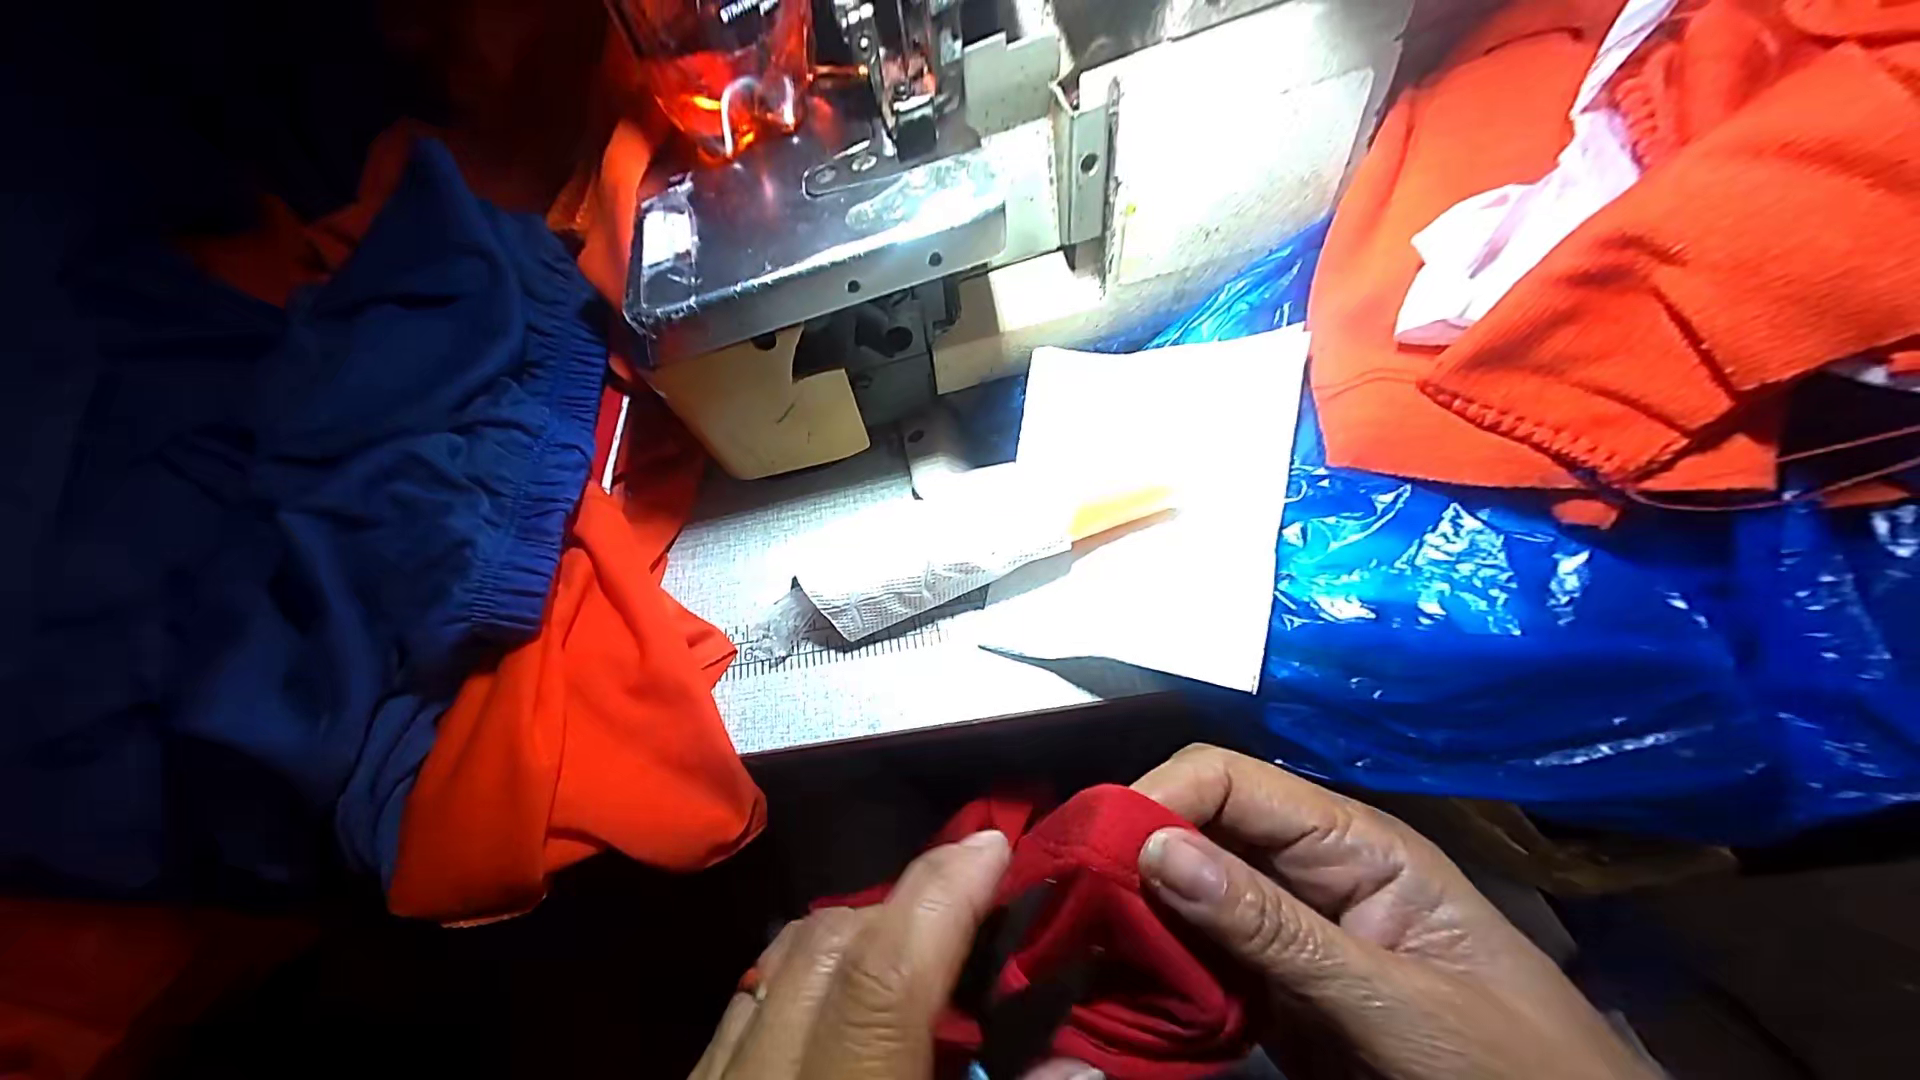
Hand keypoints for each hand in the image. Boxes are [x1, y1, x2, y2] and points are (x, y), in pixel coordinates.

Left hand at [689, 830, 1096, 1079]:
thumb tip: (1076, 1073)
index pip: (878, 981)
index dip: (940, 897)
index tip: (993, 845)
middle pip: (825, 951)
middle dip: (907, 901)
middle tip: (971, 893)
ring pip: (780, 964)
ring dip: (859, 929)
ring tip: (919, 932)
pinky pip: (750, 1005)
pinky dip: (809, 971)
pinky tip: (847, 990)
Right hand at [1133, 745, 1656, 1079]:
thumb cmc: (1517, 1073)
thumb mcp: (1400, 1002)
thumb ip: (1276, 928)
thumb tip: (1157, 850)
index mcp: (1346, 838)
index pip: (1230, 779)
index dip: (1164, 795)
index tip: (1108, 845)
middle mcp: (1301, 863)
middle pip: (1197, 822)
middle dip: (1137, 845)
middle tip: (1079, 888)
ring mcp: (1280, 920)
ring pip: (1185, 881)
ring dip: (1136, 899)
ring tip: (1084, 925)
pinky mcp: (1264, 974)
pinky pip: (1192, 943)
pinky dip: (1153, 951)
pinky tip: (1120, 966)